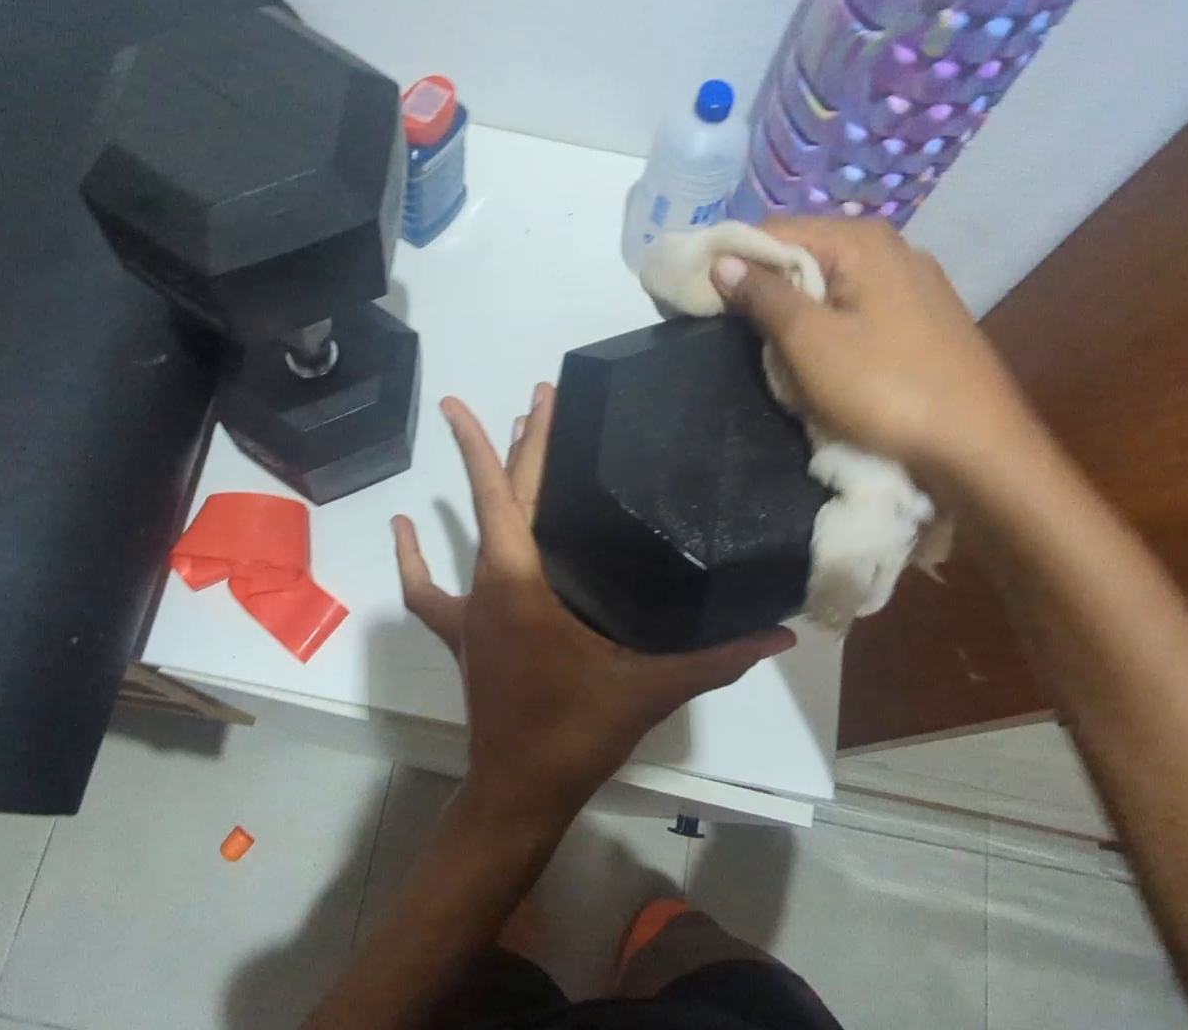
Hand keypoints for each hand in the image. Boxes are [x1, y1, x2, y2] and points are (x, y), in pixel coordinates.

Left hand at [393, 385, 795, 821]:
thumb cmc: (576, 732)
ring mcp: (469, 611)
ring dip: (487, 487)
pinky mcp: (461, 636)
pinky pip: (428, 591)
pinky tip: (404, 525)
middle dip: (520, 444)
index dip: (498, 443)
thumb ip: (717, 657)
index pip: (507, 496)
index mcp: (523, 583)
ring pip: (474, 533)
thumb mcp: (651, 689)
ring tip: (505, 443)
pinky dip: (414, 558)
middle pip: (500, 501)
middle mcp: (489, 584)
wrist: (519, 790)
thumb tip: (783, 634)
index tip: (500, 398)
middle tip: (541, 398)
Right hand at [712, 217, 1038, 478]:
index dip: (731, 261)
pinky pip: (856, 311)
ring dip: (795, 316)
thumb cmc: (885, 389)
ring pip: (829, 287)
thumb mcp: (810, 342)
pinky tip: (822, 364)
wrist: (976, 448)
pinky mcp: (923, 320)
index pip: (774, 230)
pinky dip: (828, 330)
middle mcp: (891, 249)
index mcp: (862, 241)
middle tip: (734, 336)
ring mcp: (913, 285)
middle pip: (803, 256)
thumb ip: (764, 295)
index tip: (699, 300)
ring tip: (775, 356)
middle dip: (763, 291)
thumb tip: (722, 261)